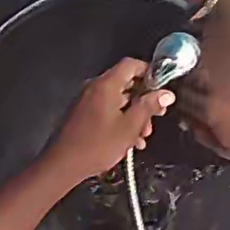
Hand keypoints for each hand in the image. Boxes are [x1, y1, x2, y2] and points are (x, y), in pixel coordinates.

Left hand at [41, 58, 173, 180]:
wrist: (63, 165)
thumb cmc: (97, 145)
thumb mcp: (129, 127)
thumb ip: (148, 107)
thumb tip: (166, 94)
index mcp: (106, 85)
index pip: (131, 64)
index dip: (149, 73)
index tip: (161, 89)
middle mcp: (94, 88)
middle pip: (125, 83)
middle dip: (143, 100)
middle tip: (154, 119)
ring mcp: (85, 101)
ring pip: (116, 100)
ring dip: (133, 115)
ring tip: (142, 136)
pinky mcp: (81, 114)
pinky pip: (105, 110)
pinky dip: (118, 120)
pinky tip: (127, 141)